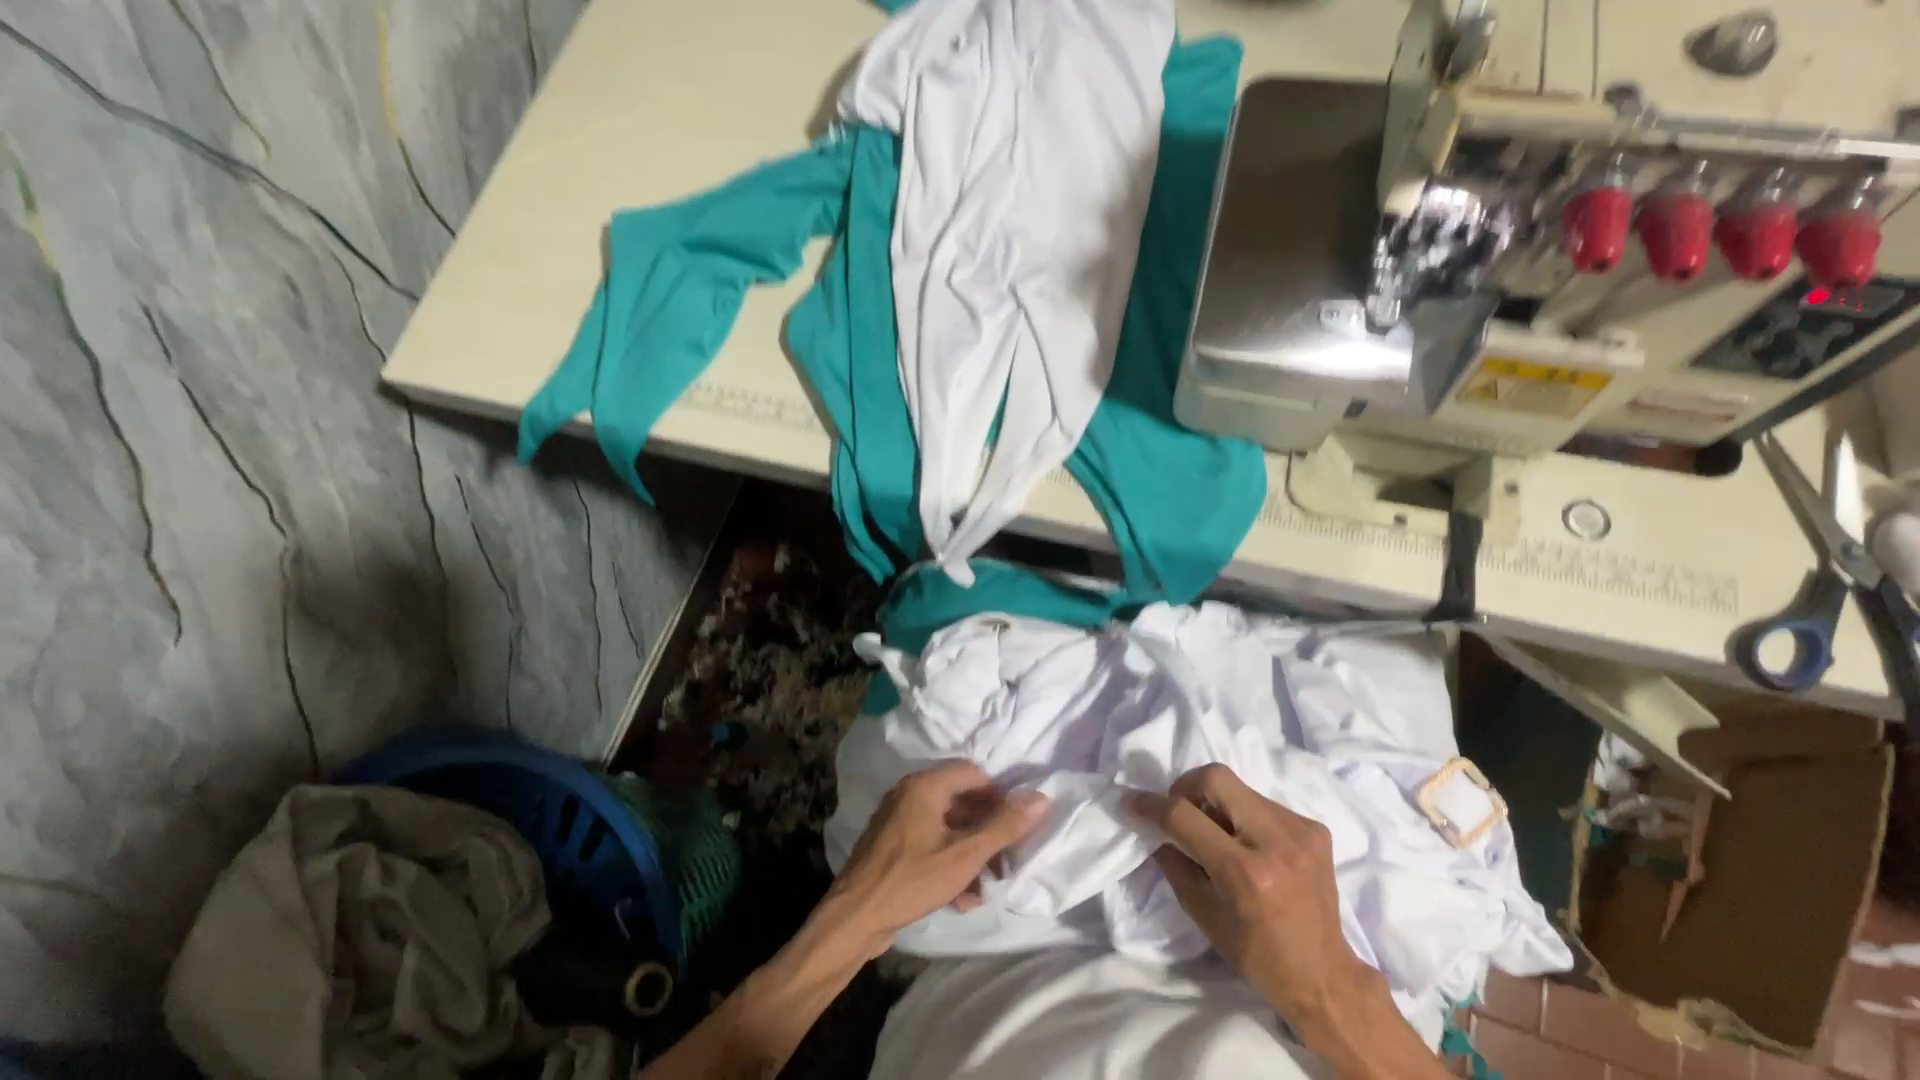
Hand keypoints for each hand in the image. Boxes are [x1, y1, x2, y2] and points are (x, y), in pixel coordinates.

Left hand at [826, 761, 1048, 958]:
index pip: (973, 773)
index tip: (1017, 825)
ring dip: (971, 854)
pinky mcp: (892, 847)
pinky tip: (962, 899)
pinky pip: (930, 845)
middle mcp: (909, 795)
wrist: (854, 918)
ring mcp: (897, 821)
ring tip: (987, 887)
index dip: (1000, 796)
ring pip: (947, 828)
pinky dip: (949, 864)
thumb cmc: (912, 880)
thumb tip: (1041, 798)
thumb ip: (1004, 826)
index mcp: (924, 786)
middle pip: (961, 802)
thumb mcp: (966, 855)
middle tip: (1008, 860)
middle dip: (987, 832)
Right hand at [1125, 764, 1369, 1017]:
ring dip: (1217, 803)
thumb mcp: (1203, 914)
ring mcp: (1301, 831)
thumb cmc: (1256, 954)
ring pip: (1241, 788)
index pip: (1185, 817)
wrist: (1322, 973)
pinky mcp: (1314, 829)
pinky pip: (1264, 804)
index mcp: (1244, 872)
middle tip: (1180, 810)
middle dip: (1187, 787)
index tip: (1132, 801)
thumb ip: (1176, 865)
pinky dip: (1244, 816)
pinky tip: (1247, 844)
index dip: (1151, 805)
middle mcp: (1276, 842)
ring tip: (1216, 833)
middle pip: (1217, 778)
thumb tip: (1156, 829)